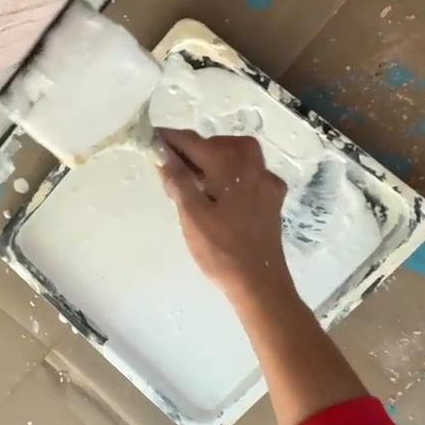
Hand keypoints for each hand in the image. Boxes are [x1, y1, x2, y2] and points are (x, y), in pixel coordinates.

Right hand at [156, 128, 293, 301]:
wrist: (260, 285)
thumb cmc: (221, 250)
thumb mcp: (191, 213)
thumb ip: (177, 178)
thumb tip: (161, 152)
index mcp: (230, 166)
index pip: (193, 141)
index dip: (170, 139)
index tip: (151, 139)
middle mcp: (252, 166)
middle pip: (217, 144)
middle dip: (194, 149)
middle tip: (172, 166)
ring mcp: (266, 182)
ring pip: (236, 154)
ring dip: (214, 158)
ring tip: (194, 179)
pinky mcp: (272, 198)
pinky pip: (249, 172)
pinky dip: (232, 172)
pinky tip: (222, 191)